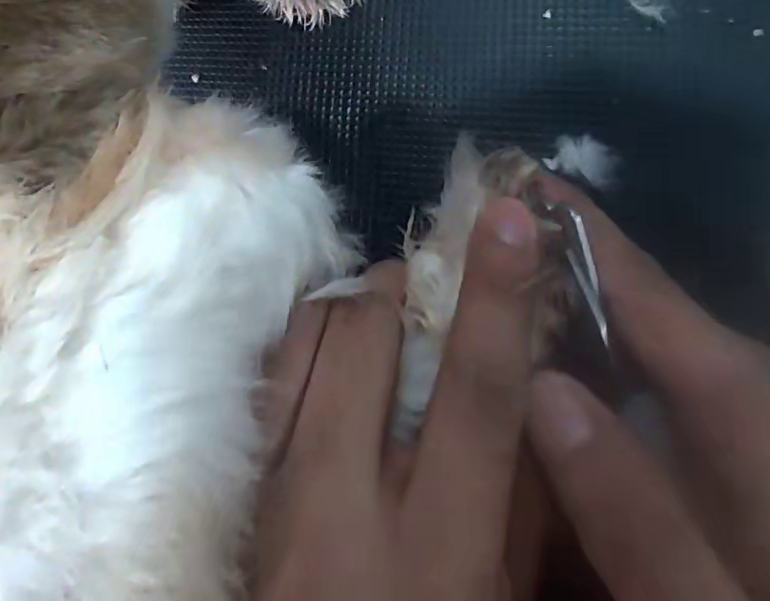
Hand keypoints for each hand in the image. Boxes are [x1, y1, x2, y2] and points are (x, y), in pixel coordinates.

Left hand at [251, 197, 553, 600]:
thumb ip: (522, 499)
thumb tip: (535, 384)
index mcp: (437, 554)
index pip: (477, 393)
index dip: (499, 296)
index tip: (511, 216)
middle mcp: (344, 511)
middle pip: (372, 338)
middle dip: (405, 288)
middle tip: (424, 291)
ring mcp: (274, 496)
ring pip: (314, 335)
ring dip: (359, 305)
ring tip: (382, 317)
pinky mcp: (234, 491)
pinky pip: (271, 368)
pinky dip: (311, 335)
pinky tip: (333, 351)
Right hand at [523, 174, 769, 600]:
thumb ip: (634, 511)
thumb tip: (541, 391)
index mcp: (752, 397)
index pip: (643, 283)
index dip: (577, 226)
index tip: (518, 177)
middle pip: (648, 308)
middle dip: (568, 281)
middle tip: (486, 270)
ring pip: (668, 346)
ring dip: (596, 328)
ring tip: (520, 322)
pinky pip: (693, 384)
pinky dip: (635, 373)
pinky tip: (596, 398)